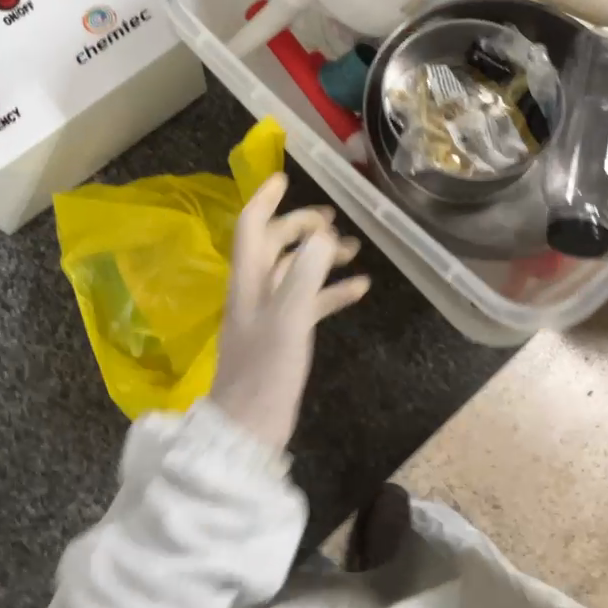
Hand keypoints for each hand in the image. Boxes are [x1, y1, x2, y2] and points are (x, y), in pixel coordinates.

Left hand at [210, 174, 370, 449]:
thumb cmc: (265, 371)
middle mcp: (254, 291)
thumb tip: (322, 235)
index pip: (252, 227)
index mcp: (248, 281)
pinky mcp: (282, 337)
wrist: (250, 429)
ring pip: (294, 272)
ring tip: (353, 249)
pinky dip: (330, 291)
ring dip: (320, 257)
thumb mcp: (288, 319)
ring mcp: (268, 314)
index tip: (284, 178)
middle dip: (300, 227)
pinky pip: (307, 303)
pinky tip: (359, 288)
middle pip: (275, 246)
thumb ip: (305, 274)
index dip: (265, 201)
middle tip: (332, 219)